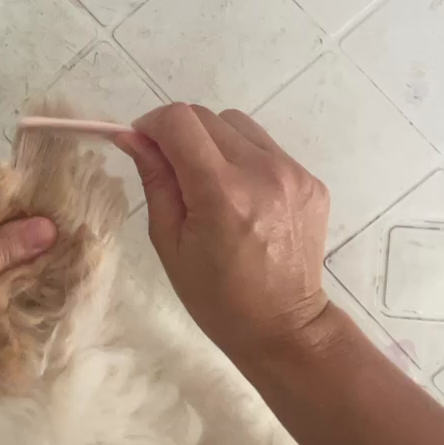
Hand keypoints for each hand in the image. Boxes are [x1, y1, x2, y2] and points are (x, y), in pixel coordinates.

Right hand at [116, 104, 332, 362]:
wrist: (284, 328)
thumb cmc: (215, 296)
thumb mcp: (168, 241)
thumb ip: (154, 179)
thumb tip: (132, 136)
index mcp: (221, 192)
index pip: (178, 120)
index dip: (151, 124)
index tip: (143, 145)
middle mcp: (262, 172)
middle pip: (205, 116)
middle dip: (179, 134)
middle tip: (172, 169)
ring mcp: (293, 173)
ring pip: (237, 124)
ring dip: (212, 141)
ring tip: (210, 182)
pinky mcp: (311, 180)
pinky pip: (265, 146)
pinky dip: (243, 158)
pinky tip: (242, 196)